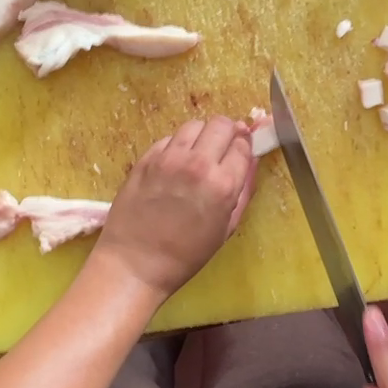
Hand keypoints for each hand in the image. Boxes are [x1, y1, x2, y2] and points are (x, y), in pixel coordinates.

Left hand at [93, 116, 257, 296]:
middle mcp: (197, 163)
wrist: (136, 263)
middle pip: (221, 124)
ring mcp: (168, 158)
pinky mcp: (146, 158)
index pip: (242, 144)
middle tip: (222, 148)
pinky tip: (175, 165)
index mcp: (223, 184)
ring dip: (201, 136)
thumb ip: (244, 190)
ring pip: (194, 125)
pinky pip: (169, 138)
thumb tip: (251, 161)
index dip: (244, 145)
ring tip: (198, 154)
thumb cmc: (186, 255)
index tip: (241, 150)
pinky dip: (177, 146)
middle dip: (226, 133)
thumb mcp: (226, 227)